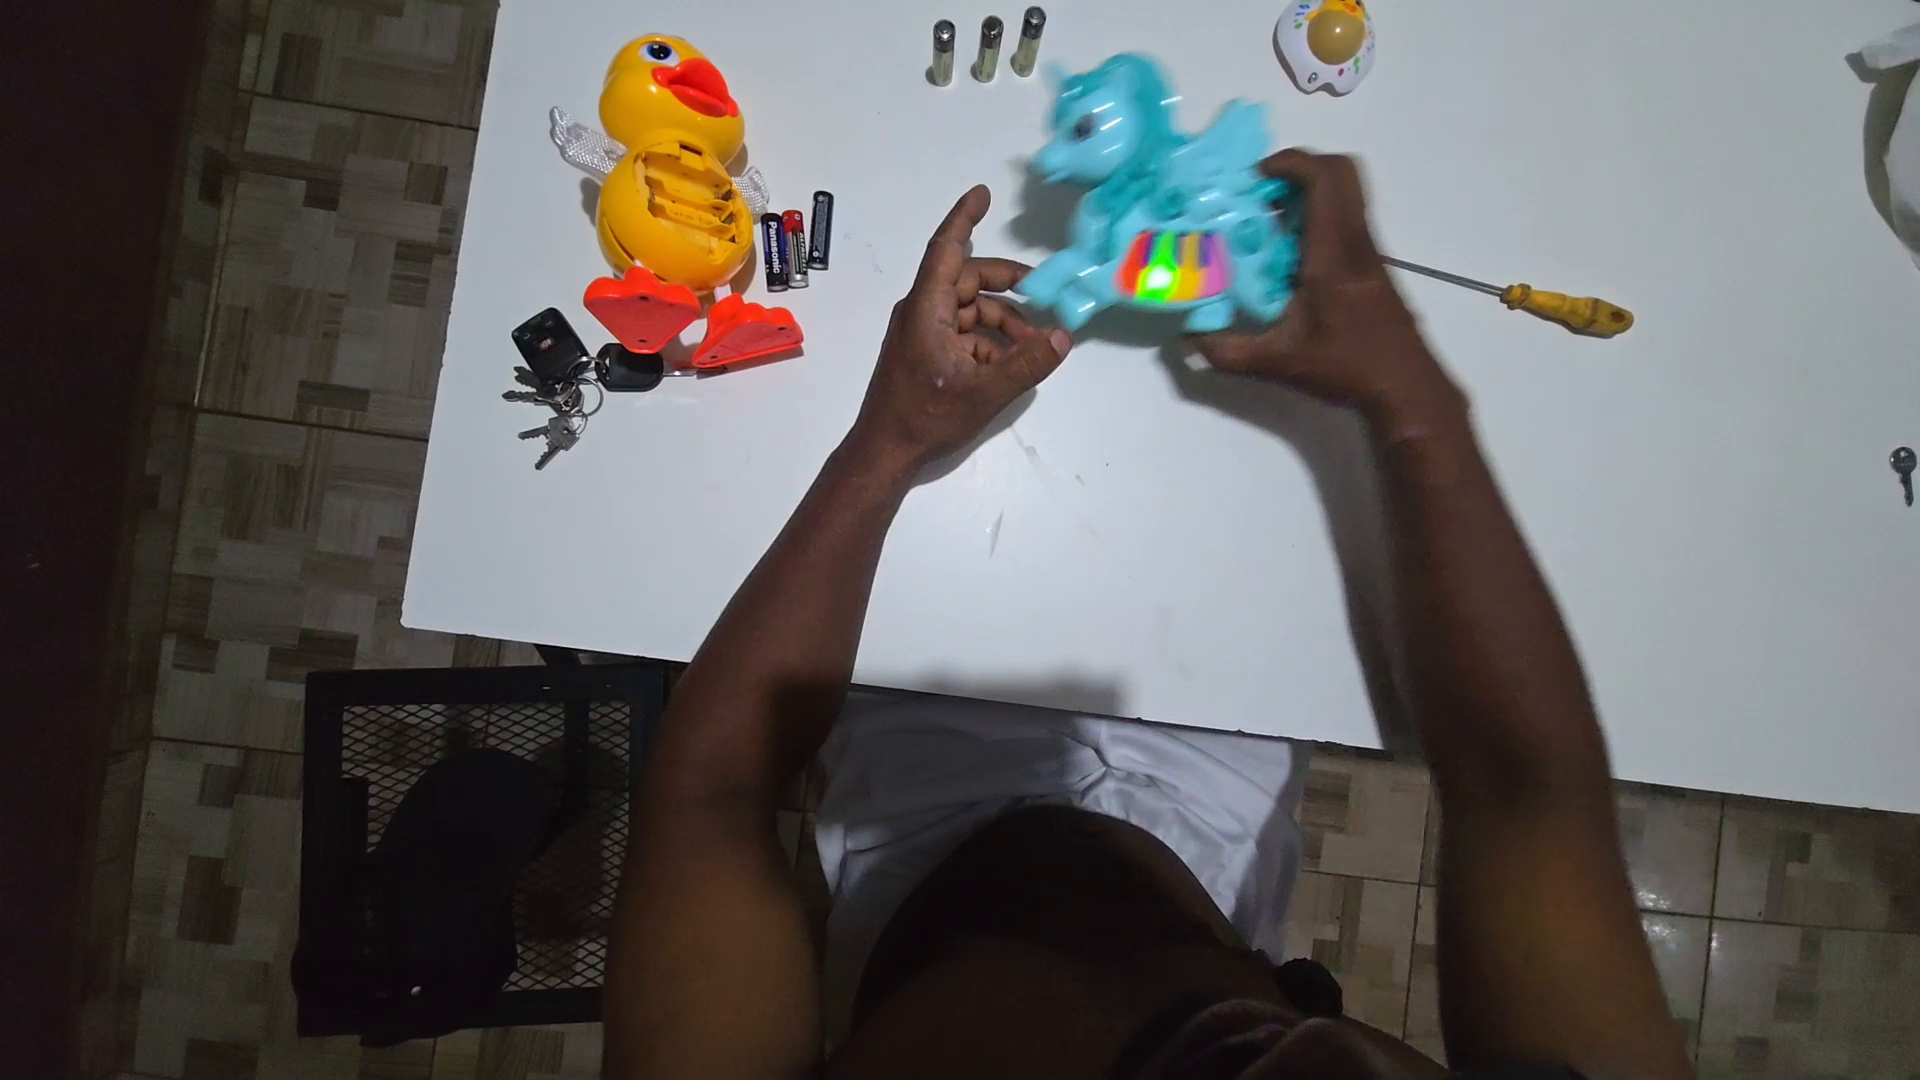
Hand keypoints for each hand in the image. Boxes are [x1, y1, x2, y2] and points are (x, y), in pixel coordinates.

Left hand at [849, 186, 1073, 471]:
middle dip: (1007, 285)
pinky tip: (1009, 367)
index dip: (964, 218)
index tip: (983, 193)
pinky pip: (963, 336)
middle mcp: (922, 313)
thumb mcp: (983, 393)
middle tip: (1042, 291)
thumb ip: (1026, 365)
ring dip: (1003, 323)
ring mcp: (922, 335)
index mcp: (927, 309)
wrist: (886, 451)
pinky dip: (989, 344)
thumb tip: (1063, 337)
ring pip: (970, 312)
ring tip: (1033, 348)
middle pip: (968, 281)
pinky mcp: (926, 354)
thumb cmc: (925, 417)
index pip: (947, 250)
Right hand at [1191, 151, 1463, 436]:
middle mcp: (1357, 242)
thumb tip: (1187, 341)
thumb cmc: (1346, 369)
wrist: (1405, 386)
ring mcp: (1370, 253)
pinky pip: (1346, 221)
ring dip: (1308, 195)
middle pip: (1342, 172)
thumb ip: (1226, 352)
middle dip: (1300, 169)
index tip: (1255, 176)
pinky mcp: (1373, 267)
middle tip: (1262, 193)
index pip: (1324, 180)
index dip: (1291, 162)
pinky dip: (1317, 220)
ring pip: (1347, 195)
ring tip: (1268, 225)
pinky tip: (1289, 259)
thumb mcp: (1276, 364)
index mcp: (1333, 255)